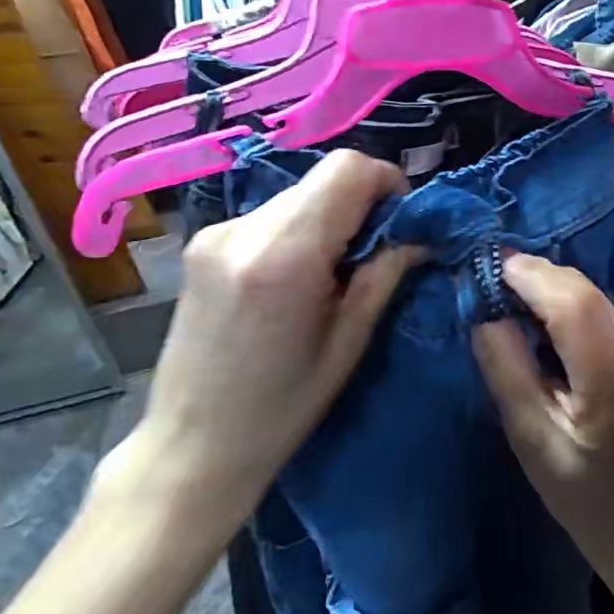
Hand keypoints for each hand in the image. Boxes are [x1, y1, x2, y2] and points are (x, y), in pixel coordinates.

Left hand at [100, 151, 421, 521]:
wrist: (193, 445)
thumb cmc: (282, 408)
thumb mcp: (350, 340)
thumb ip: (386, 270)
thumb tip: (420, 230)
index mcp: (284, 254)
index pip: (347, 168)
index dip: (387, 183)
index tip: (402, 223)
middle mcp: (243, 228)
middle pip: (323, 178)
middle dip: (361, 204)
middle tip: (375, 254)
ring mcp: (216, 231)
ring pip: (298, 194)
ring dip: (329, 218)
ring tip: (334, 273)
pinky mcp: (202, 242)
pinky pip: (270, 214)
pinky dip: (298, 230)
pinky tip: (297, 277)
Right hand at [472, 254, 613, 613]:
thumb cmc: (574, 485)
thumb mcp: (527, 435)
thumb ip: (506, 367)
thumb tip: (485, 308)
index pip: (577, 309)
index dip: (534, 278)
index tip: (493, 267)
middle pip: (588, 294)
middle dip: (539, 278)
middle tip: (496, 281)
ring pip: (597, 298)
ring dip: (554, 290)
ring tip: (517, 302)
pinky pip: (606, 311)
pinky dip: (572, 306)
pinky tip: (551, 325)